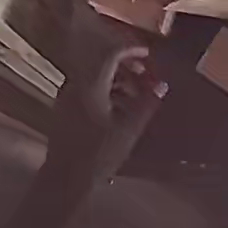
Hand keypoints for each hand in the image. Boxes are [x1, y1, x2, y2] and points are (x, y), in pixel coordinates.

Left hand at [43, 44, 164, 189]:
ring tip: (137, 96)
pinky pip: (87, 90)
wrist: (66, 178)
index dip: (130, 49)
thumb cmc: (99, 154)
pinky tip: (120, 109)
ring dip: (117, 80)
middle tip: (146, 75)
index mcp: (91, 86)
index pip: (110, 53)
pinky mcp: (65, 109)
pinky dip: (106, 91)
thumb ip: (147, 104)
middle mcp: (75, 85)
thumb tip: (162, 85)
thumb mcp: (129, 129)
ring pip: (94, 77)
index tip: (147, 54)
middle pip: (101, 63)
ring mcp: (67, 97)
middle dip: (126, 65)